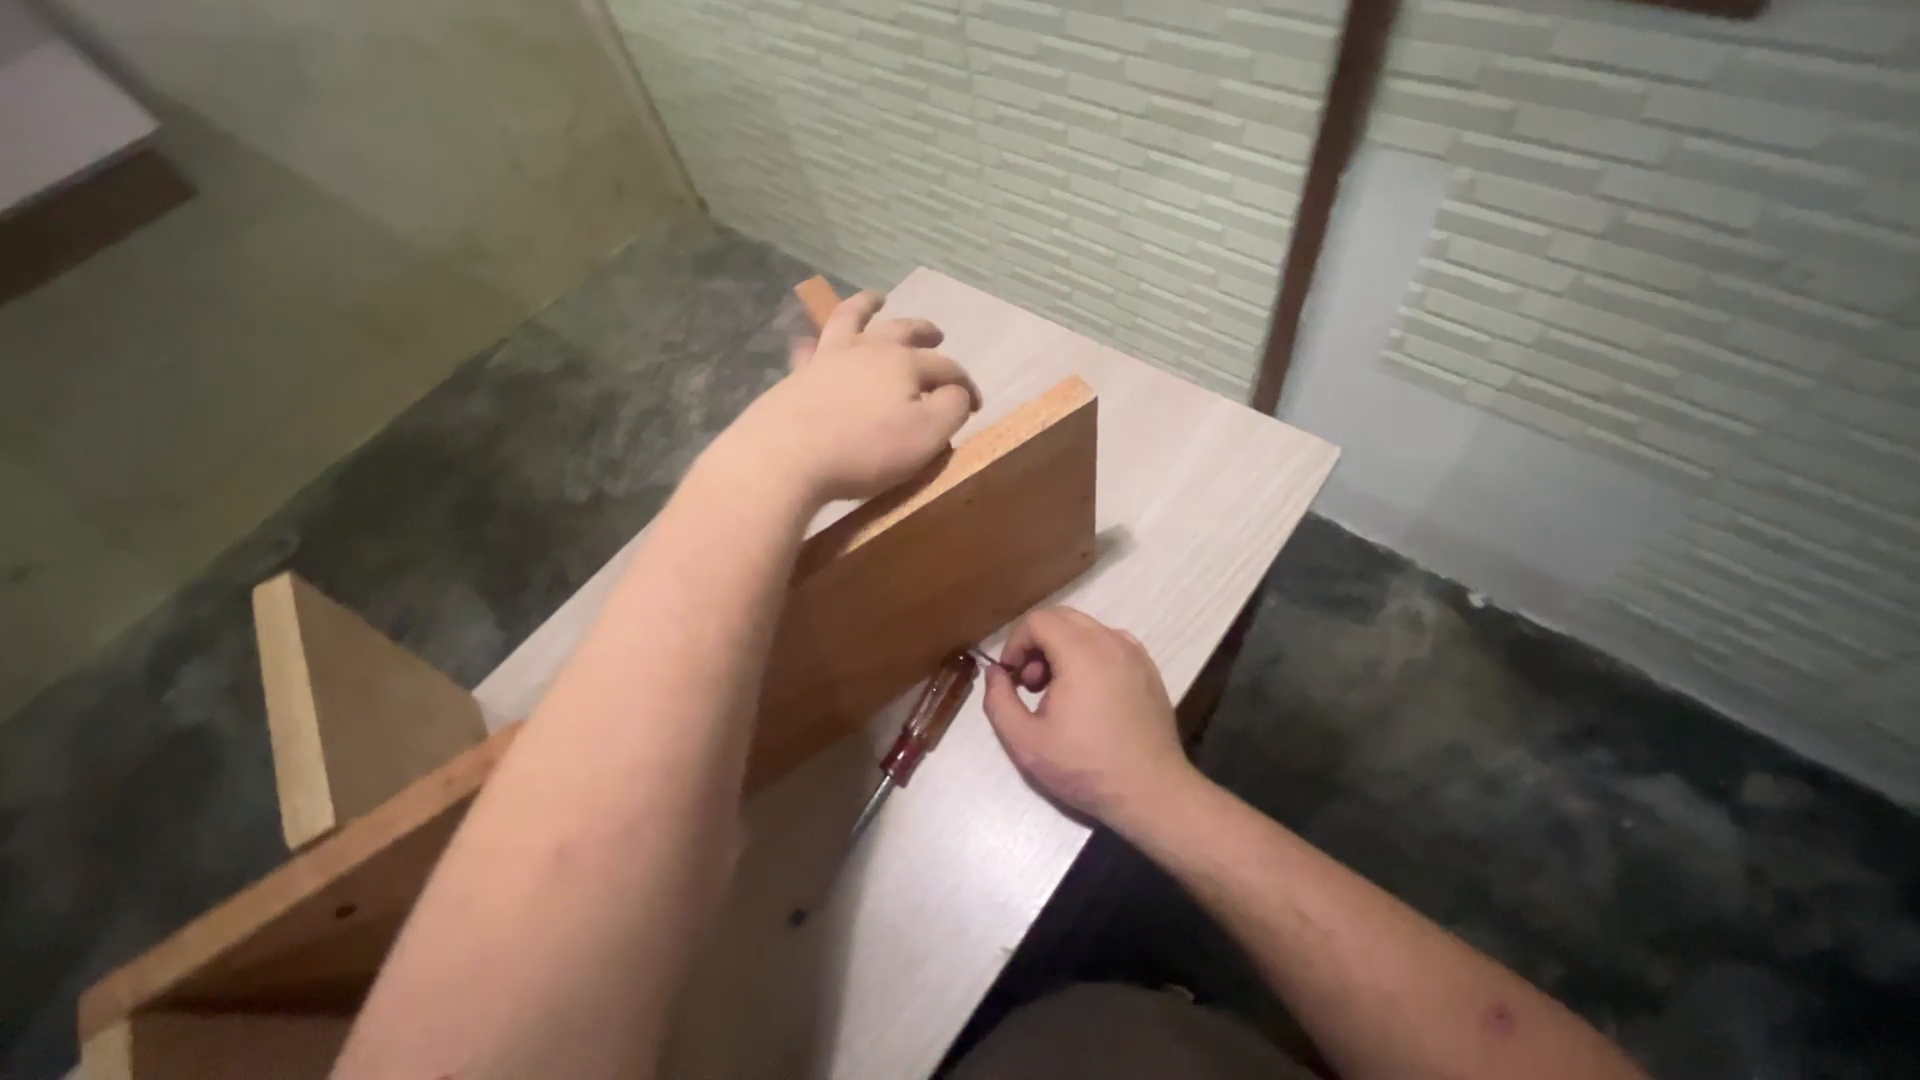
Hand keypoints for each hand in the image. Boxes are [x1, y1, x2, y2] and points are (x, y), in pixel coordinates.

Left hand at [722, 290, 979, 506]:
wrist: (788, 454)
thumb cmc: (866, 449)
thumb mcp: (927, 437)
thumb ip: (951, 410)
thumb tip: (958, 392)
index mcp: (906, 363)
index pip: (948, 368)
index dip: (966, 386)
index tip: (975, 406)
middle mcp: (869, 349)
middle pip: (904, 331)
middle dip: (924, 332)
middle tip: (937, 334)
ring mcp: (829, 357)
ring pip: (852, 319)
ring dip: (867, 306)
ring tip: (876, 299)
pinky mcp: (798, 374)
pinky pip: (811, 346)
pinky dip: (817, 339)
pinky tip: (812, 341)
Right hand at [981, 607, 1196, 829]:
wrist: (1150, 791)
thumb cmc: (1085, 767)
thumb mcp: (1025, 741)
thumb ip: (999, 700)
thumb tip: (995, 672)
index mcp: (1081, 653)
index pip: (1037, 621)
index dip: (1015, 643)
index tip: (1010, 677)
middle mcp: (1111, 642)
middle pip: (1062, 617)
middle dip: (1037, 643)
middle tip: (1030, 684)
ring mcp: (1135, 653)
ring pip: (1087, 628)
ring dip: (1063, 648)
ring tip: (1057, 691)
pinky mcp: (1149, 669)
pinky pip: (1111, 644)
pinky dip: (1090, 655)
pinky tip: (1087, 693)